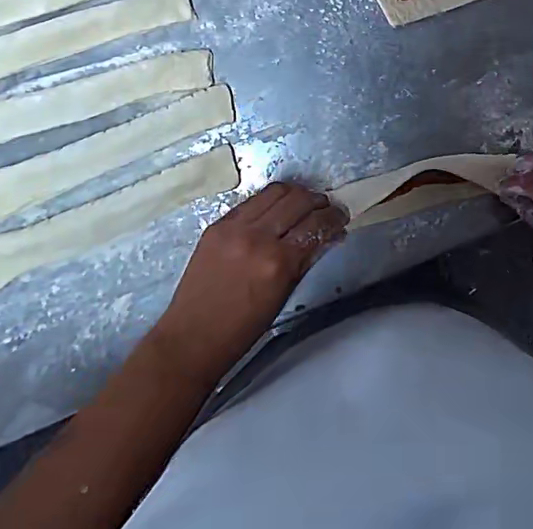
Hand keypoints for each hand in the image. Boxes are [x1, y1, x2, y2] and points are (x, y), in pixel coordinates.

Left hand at [155, 182, 346, 375]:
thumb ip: (307, 259)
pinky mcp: (217, 225)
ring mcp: (234, 228)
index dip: (335, 218)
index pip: (317, 225)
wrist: (191, 339)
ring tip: (303, 203)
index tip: (341, 218)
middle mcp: (257, 238)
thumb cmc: (243, 328)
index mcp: (278, 262)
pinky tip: (275, 210)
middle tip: (325, 209)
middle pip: (299, 200)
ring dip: (296, 194)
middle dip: (319, 201)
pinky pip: (252, 201)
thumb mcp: (284, 294)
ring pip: (276, 192)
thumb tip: (330, 236)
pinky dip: (270, 202)